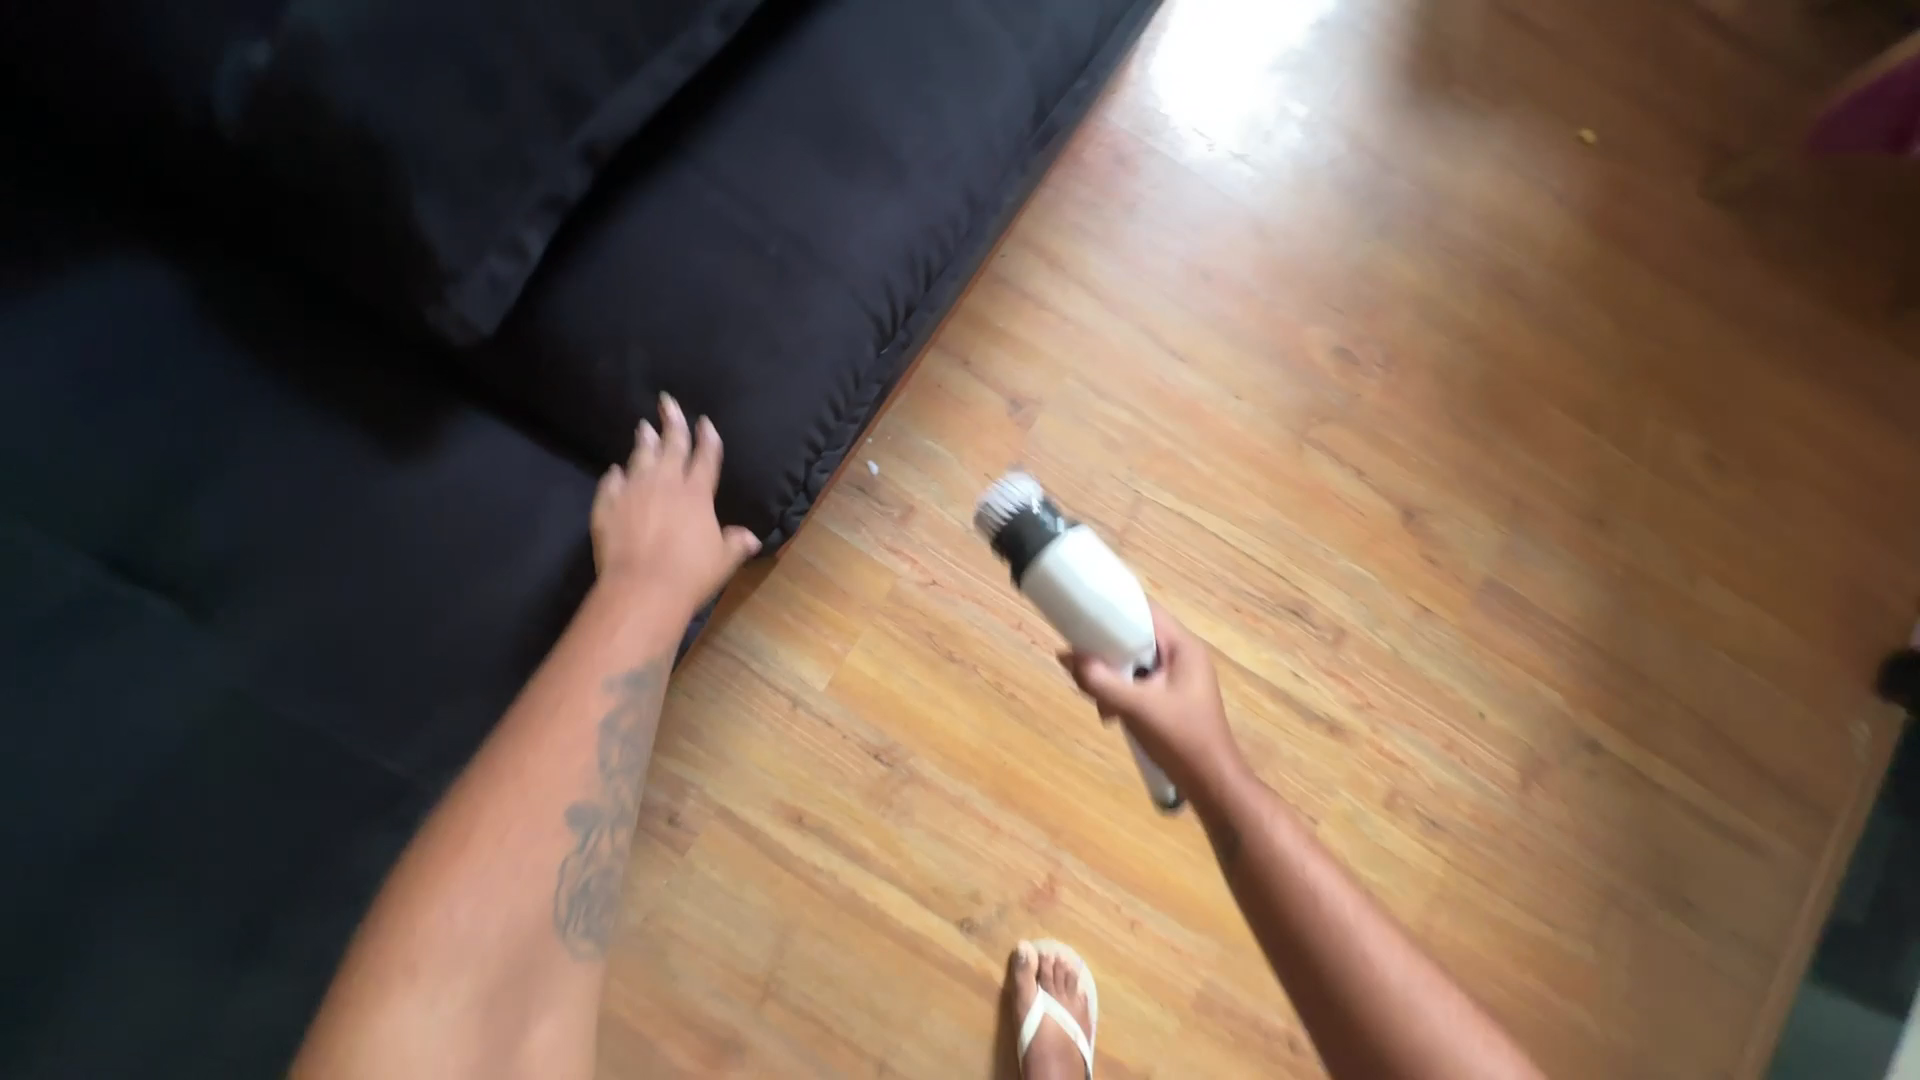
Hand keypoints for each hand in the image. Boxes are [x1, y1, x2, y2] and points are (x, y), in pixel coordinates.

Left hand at [590, 394, 761, 614]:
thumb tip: (750, 537)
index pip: (705, 458)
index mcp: (697, 494)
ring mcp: (633, 492)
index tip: (705, 422)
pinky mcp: (607, 507)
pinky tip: (615, 470)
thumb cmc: (691, 574)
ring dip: (644, 442)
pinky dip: (614, 476)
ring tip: (644, 426)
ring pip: (640, 459)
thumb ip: (735, 544)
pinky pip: (611, 484)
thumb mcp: (723, 561)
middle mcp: (666, 484)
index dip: (707, 438)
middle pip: (671, 446)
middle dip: (672, 423)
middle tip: (667, 402)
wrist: (642, 588)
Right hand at [1060, 603, 1247, 798]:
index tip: (1083, 618)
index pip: (1145, 610)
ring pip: (1135, 662)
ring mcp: (1178, 678)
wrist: (1211, 784)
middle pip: (1136, 637)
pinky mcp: (1172, 698)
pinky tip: (1110, 714)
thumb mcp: (1134, 707)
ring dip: (1112, 677)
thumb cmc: (1180, 739)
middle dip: (1108, 652)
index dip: (1114, 610)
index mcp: (1183, 647)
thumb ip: (1099, 680)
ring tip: (1098, 699)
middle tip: (1085, 667)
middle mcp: (1182, 656)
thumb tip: (1065, 656)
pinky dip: (1122, 693)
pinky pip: (1139, 683)